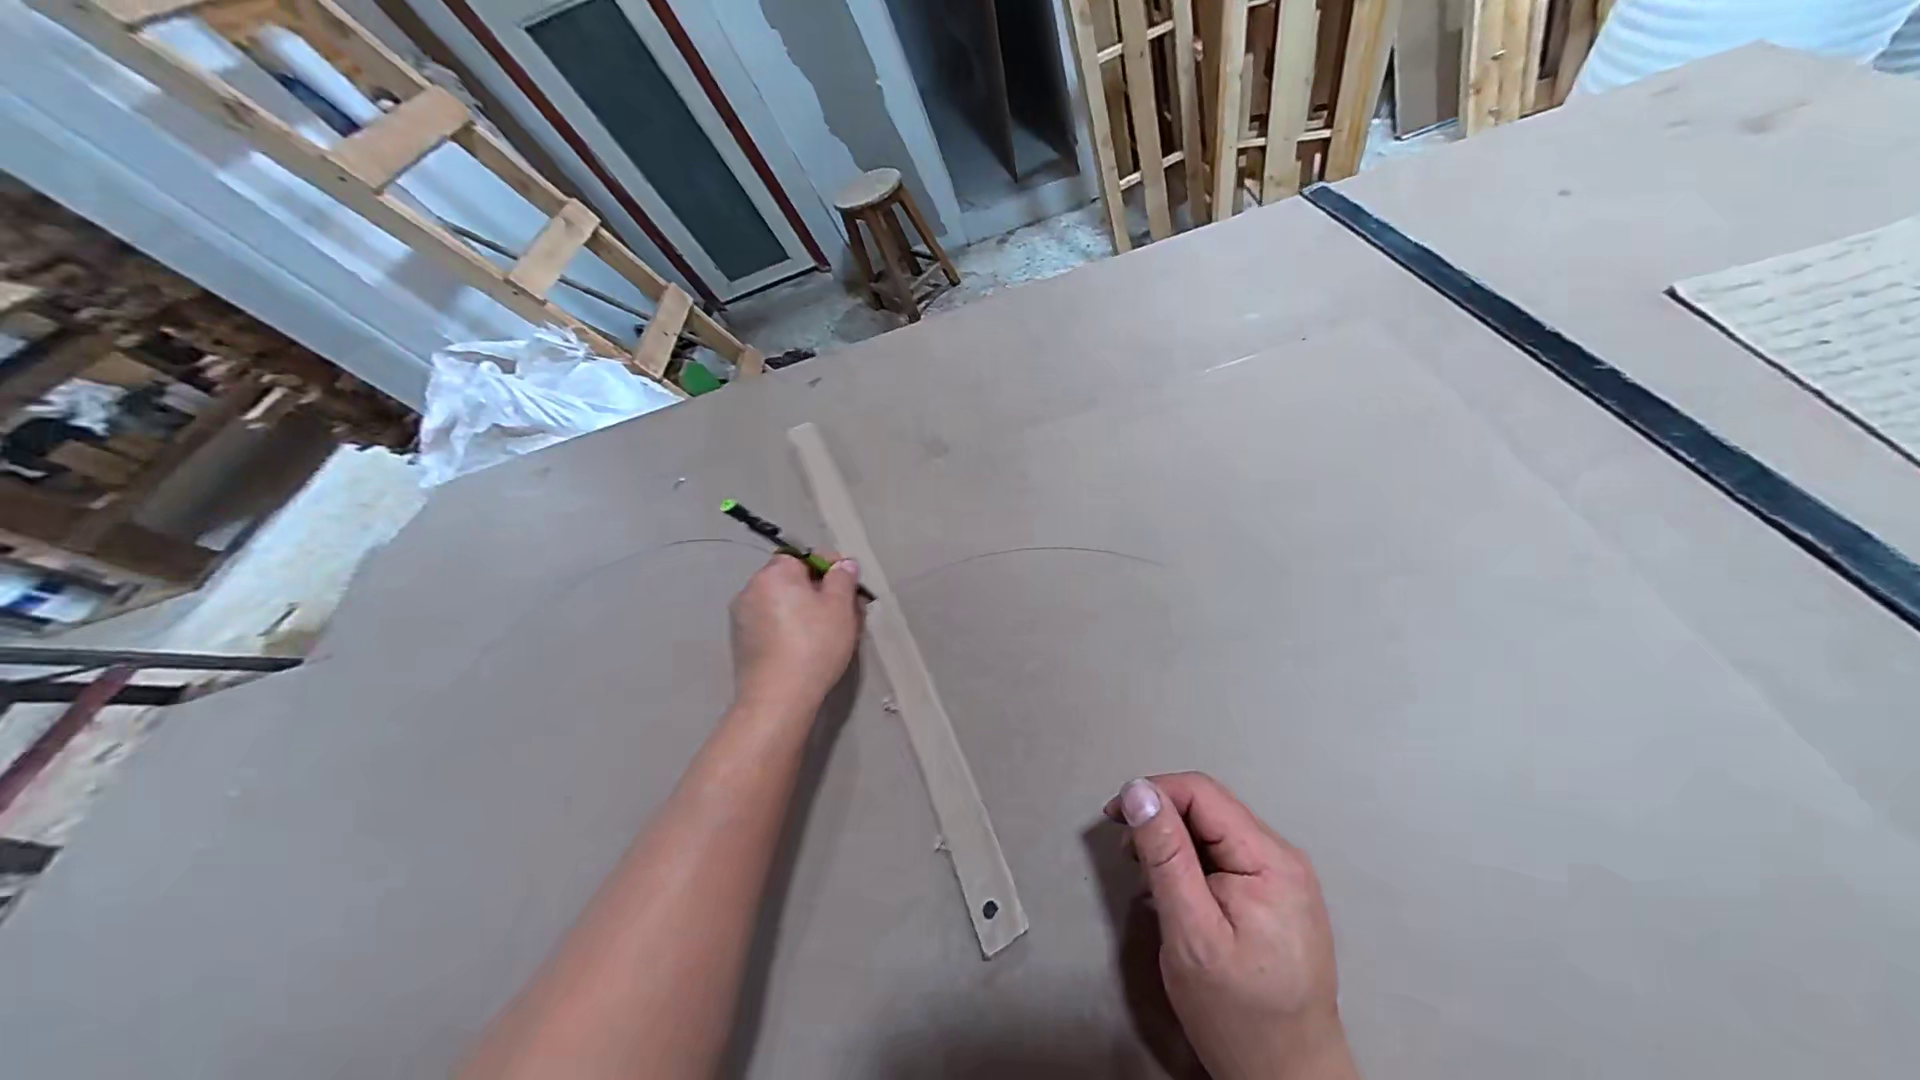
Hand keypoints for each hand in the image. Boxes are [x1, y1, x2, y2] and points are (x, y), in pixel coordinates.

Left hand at [729, 553, 862, 712]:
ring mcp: (741, 616)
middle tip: (844, 611)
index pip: (806, 556)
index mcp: (775, 573)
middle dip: (818, 590)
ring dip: (803, 609)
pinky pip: (770, 622)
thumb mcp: (840, 608)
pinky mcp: (741, 642)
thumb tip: (843, 564)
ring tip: (826, 631)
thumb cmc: (814, 645)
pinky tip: (804, 646)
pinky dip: (788, 626)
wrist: (777, 698)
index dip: (831, 567)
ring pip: (781, 602)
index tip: (850, 588)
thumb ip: (843, 579)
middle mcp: (751, 588)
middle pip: (792, 579)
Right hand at [1105, 773, 1357, 1079]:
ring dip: (1173, 841)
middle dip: (1161, 819)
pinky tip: (1175, 889)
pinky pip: (1224, 855)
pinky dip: (1191, 861)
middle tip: (1128, 854)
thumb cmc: (1240, 1016)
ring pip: (1214, 829)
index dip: (1152, 793)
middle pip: (1209, 807)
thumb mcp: (1190, 933)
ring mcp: (1282, 877)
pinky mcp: (1275, 895)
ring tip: (1148, 876)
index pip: (1201, 792)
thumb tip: (1138, 792)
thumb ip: (1164, 856)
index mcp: (1269, 860)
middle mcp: (1282, 858)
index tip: (1114, 816)